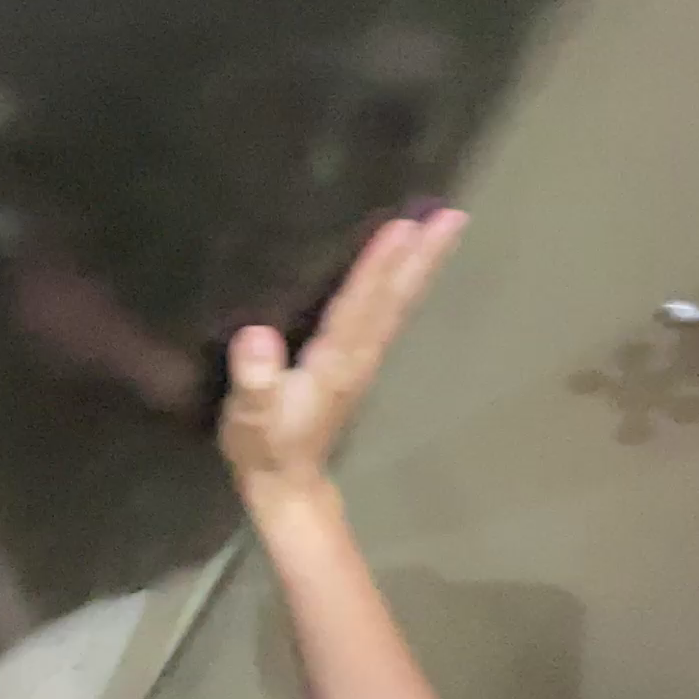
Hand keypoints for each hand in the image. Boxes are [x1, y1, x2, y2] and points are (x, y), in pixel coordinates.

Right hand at [220, 209, 466, 512]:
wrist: (284, 484)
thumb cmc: (263, 447)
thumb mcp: (249, 418)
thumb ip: (254, 380)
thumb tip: (257, 334)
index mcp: (333, 364)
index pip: (359, 306)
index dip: (379, 267)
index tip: (403, 226)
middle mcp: (357, 357)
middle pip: (393, 300)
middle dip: (420, 257)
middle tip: (450, 214)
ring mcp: (360, 362)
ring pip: (394, 306)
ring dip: (418, 267)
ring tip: (440, 227)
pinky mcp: (353, 364)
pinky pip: (383, 315)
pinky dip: (399, 286)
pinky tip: (403, 271)